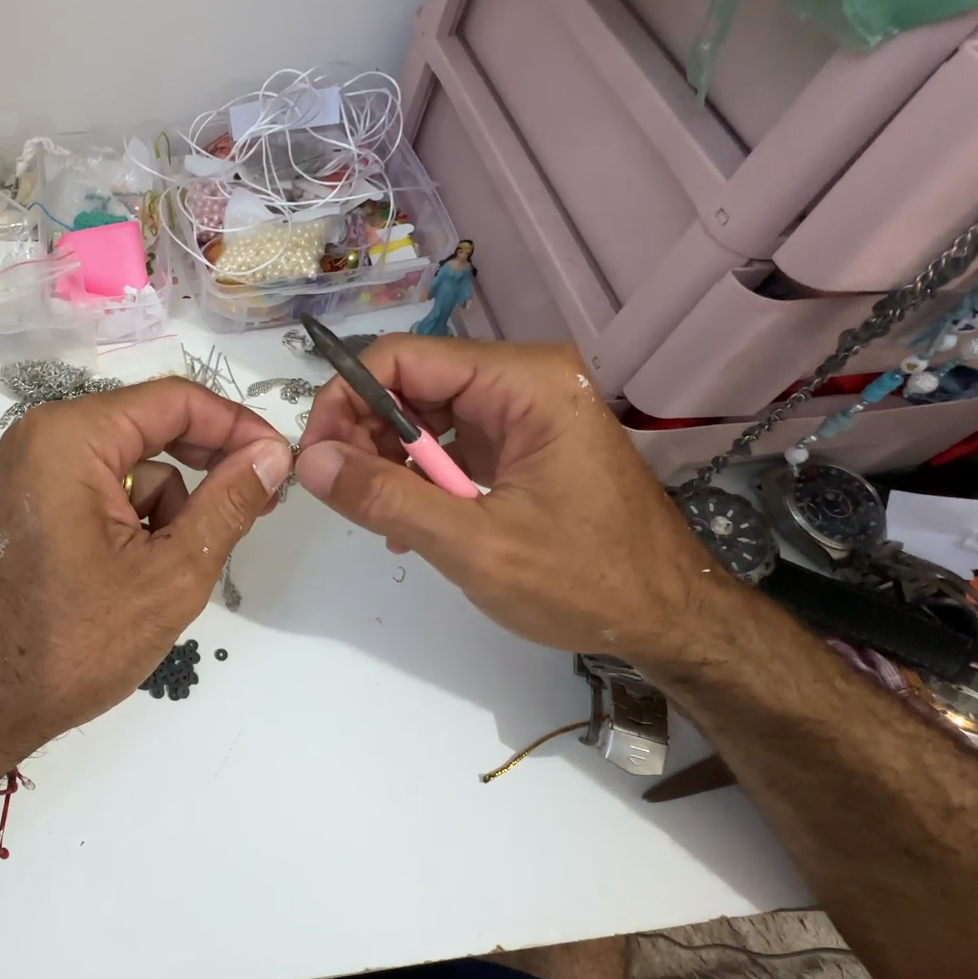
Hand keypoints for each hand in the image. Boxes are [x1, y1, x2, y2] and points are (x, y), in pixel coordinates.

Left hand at [0, 378, 292, 779]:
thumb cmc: (72, 644)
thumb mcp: (170, 575)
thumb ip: (228, 505)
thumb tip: (274, 454)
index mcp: (72, 437)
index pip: (176, 401)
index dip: (237, 425)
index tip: (281, 461)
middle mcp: (44, 437)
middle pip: (152, 428)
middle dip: (205, 469)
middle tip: (253, 508)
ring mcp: (32, 471)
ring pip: (132, 467)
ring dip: (166, 509)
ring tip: (167, 572)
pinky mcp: (31, 503)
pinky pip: (102, 490)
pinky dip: (133, 522)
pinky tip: (133, 576)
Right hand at [295, 336, 729, 663]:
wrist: (669, 620)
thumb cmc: (584, 582)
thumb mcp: (472, 544)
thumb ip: (384, 498)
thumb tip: (307, 461)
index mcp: (525, 382)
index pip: (401, 358)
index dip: (345, 400)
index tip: (316, 458)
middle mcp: (524, 379)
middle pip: (409, 382)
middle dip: (364, 434)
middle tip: (343, 493)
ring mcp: (524, 410)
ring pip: (422, 412)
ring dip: (387, 460)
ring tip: (380, 516)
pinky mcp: (521, 441)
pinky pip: (447, 440)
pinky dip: (417, 475)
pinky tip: (409, 520)